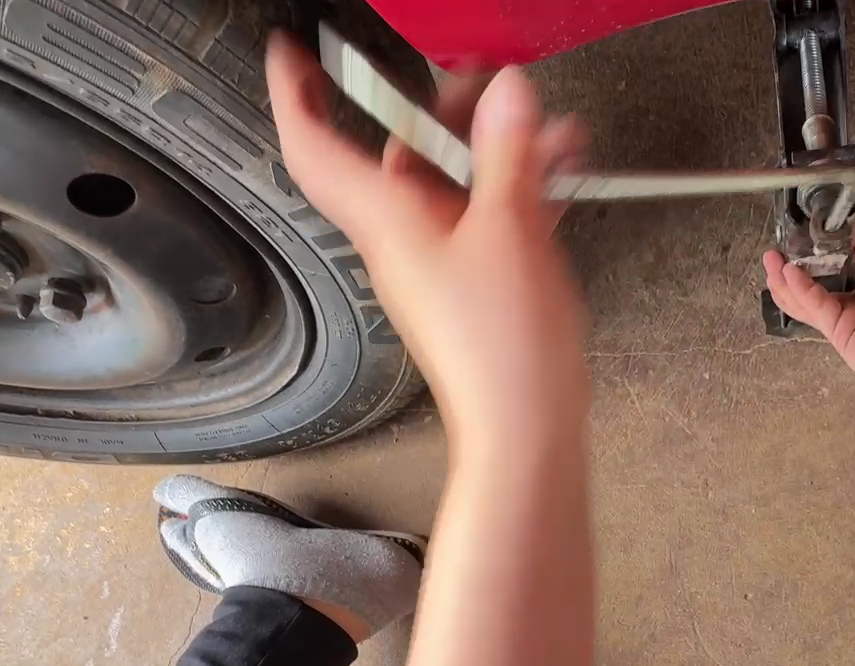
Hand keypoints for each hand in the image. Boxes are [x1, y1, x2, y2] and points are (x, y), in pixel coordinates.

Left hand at [265, 35, 590, 448]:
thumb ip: (507, 155)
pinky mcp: (480, 291)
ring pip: (458, 191)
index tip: (294, 53)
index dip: (295, 93)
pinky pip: (490, 226)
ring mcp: (445, 269)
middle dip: (444, 112)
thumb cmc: (502, 345)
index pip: (314, 147)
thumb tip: (507, 94)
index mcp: (389, 223)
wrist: (525, 423)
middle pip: (403, 158)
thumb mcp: (508, 231)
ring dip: (499, 154)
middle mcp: (407, 243)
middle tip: (484, 82)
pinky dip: (519, 196)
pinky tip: (560, 181)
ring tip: (550, 132)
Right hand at [763, 210, 854, 405]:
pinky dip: (801, 293)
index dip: (824, 245)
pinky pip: (817, 310)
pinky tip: (789, 275)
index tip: (807, 227)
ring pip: (809, 298)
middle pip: (818, 280)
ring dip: (787, 280)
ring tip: (771, 260)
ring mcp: (848, 318)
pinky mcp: (841, 336)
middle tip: (777, 247)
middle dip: (795, 265)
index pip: (842, 258)